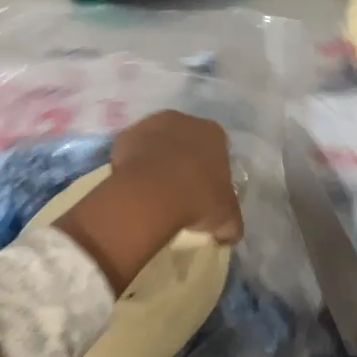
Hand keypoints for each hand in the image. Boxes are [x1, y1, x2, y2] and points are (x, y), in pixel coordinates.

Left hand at [56, 111, 242, 293]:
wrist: (151, 194)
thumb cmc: (197, 200)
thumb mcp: (226, 219)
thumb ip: (231, 224)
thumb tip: (228, 235)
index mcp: (213, 134)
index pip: (216, 150)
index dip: (210, 171)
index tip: (204, 192)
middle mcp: (184, 120)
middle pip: (186, 140)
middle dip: (183, 160)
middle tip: (178, 190)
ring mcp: (152, 124)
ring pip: (157, 141)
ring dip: (157, 159)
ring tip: (153, 189)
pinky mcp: (126, 135)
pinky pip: (132, 149)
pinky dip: (132, 163)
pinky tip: (134, 185)